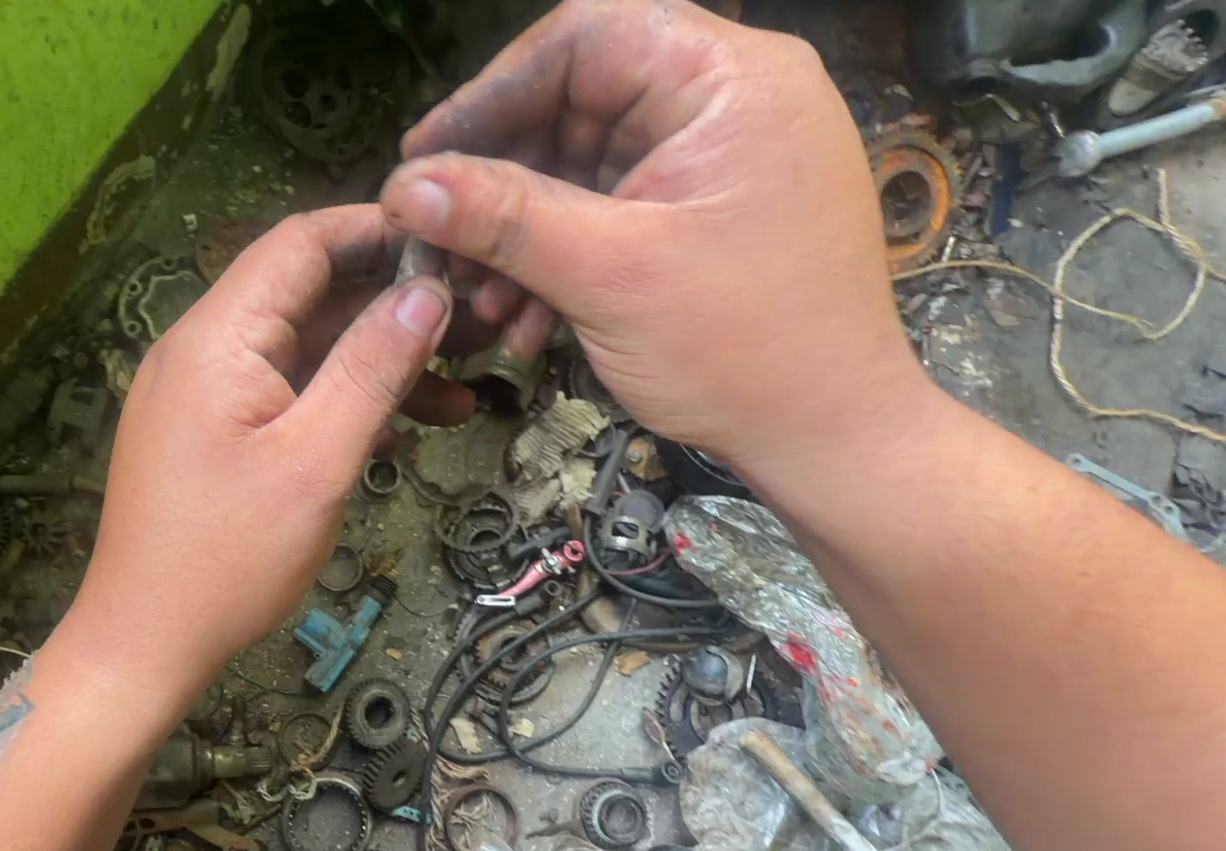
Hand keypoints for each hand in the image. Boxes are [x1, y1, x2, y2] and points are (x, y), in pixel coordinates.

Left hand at [57, 206, 465, 708]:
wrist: (147, 640)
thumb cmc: (230, 557)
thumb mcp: (315, 461)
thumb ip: (372, 369)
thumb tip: (427, 292)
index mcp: (218, 337)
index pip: (301, 244)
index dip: (377, 233)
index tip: (451, 247)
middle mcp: (202, 348)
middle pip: (306, 298)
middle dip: (389, 310)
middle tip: (472, 333)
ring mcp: (203, 393)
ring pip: (302, 353)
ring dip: (373, 368)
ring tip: (457, 399)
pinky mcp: (211, 432)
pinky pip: (283, 396)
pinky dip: (336, 406)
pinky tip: (396, 436)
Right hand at [378, 0, 930, 474]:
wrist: (821, 436)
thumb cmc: (735, 347)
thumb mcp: (607, 275)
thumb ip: (503, 220)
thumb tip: (403, 188)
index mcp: (724, 82)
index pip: (585, 37)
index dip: (490, 93)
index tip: (424, 157)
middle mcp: (720, 106)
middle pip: (573, 111)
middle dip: (499, 189)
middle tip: (439, 249)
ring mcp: (708, 168)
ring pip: (578, 176)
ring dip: (519, 241)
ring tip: (482, 306)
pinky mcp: (695, 222)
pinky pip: (604, 221)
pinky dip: (557, 266)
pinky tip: (525, 326)